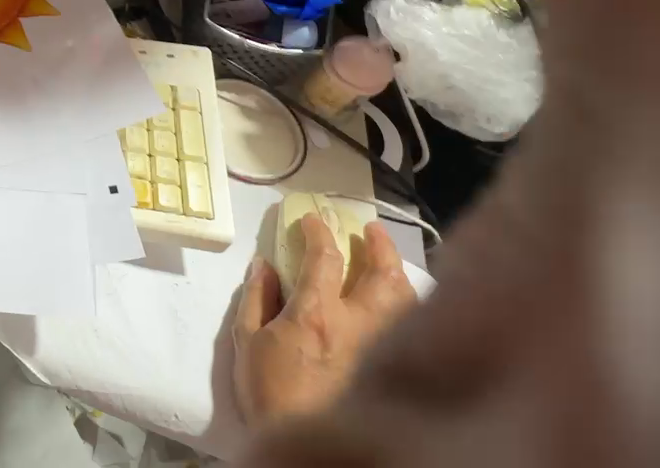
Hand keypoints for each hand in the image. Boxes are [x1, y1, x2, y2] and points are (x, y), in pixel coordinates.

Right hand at [231, 214, 416, 426]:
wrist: (305, 439)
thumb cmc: (269, 390)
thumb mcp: (247, 340)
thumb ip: (256, 298)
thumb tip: (265, 264)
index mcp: (315, 313)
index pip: (325, 258)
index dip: (319, 232)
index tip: (312, 219)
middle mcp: (357, 326)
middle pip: (382, 275)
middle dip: (378, 245)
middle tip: (370, 229)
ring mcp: (382, 349)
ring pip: (407, 302)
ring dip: (398, 274)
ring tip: (389, 262)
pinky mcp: (394, 369)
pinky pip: (412, 329)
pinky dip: (410, 307)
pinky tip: (403, 304)